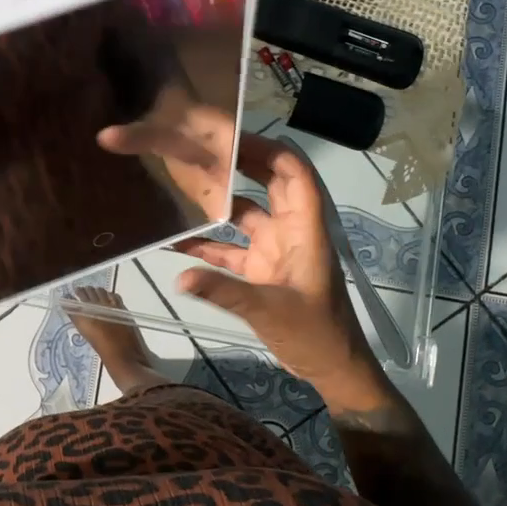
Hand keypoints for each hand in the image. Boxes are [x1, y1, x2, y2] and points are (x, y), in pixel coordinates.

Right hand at [97, 103, 375, 386]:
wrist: (333, 370)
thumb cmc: (316, 334)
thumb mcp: (270, 311)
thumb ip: (223, 291)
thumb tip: (179, 275)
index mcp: (306, 229)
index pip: (295, 174)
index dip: (269, 149)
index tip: (233, 135)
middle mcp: (291, 231)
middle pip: (268, 183)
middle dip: (239, 162)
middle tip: (199, 146)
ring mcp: (275, 250)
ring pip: (245, 213)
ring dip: (218, 200)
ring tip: (181, 181)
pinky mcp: (260, 271)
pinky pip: (229, 249)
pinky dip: (205, 244)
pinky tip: (173, 240)